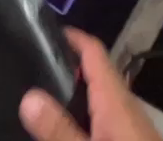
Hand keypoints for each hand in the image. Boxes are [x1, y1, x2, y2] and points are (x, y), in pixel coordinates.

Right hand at [19, 30, 162, 140]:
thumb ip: (60, 130)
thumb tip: (28, 96)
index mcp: (116, 102)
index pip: (93, 50)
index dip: (69, 35)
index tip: (38, 30)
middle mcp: (127, 109)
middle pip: (96, 73)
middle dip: (65, 67)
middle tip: (29, 67)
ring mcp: (134, 130)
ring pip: (101, 99)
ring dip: (75, 94)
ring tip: (41, 97)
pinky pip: (107, 121)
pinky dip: (86, 117)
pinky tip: (69, 133)